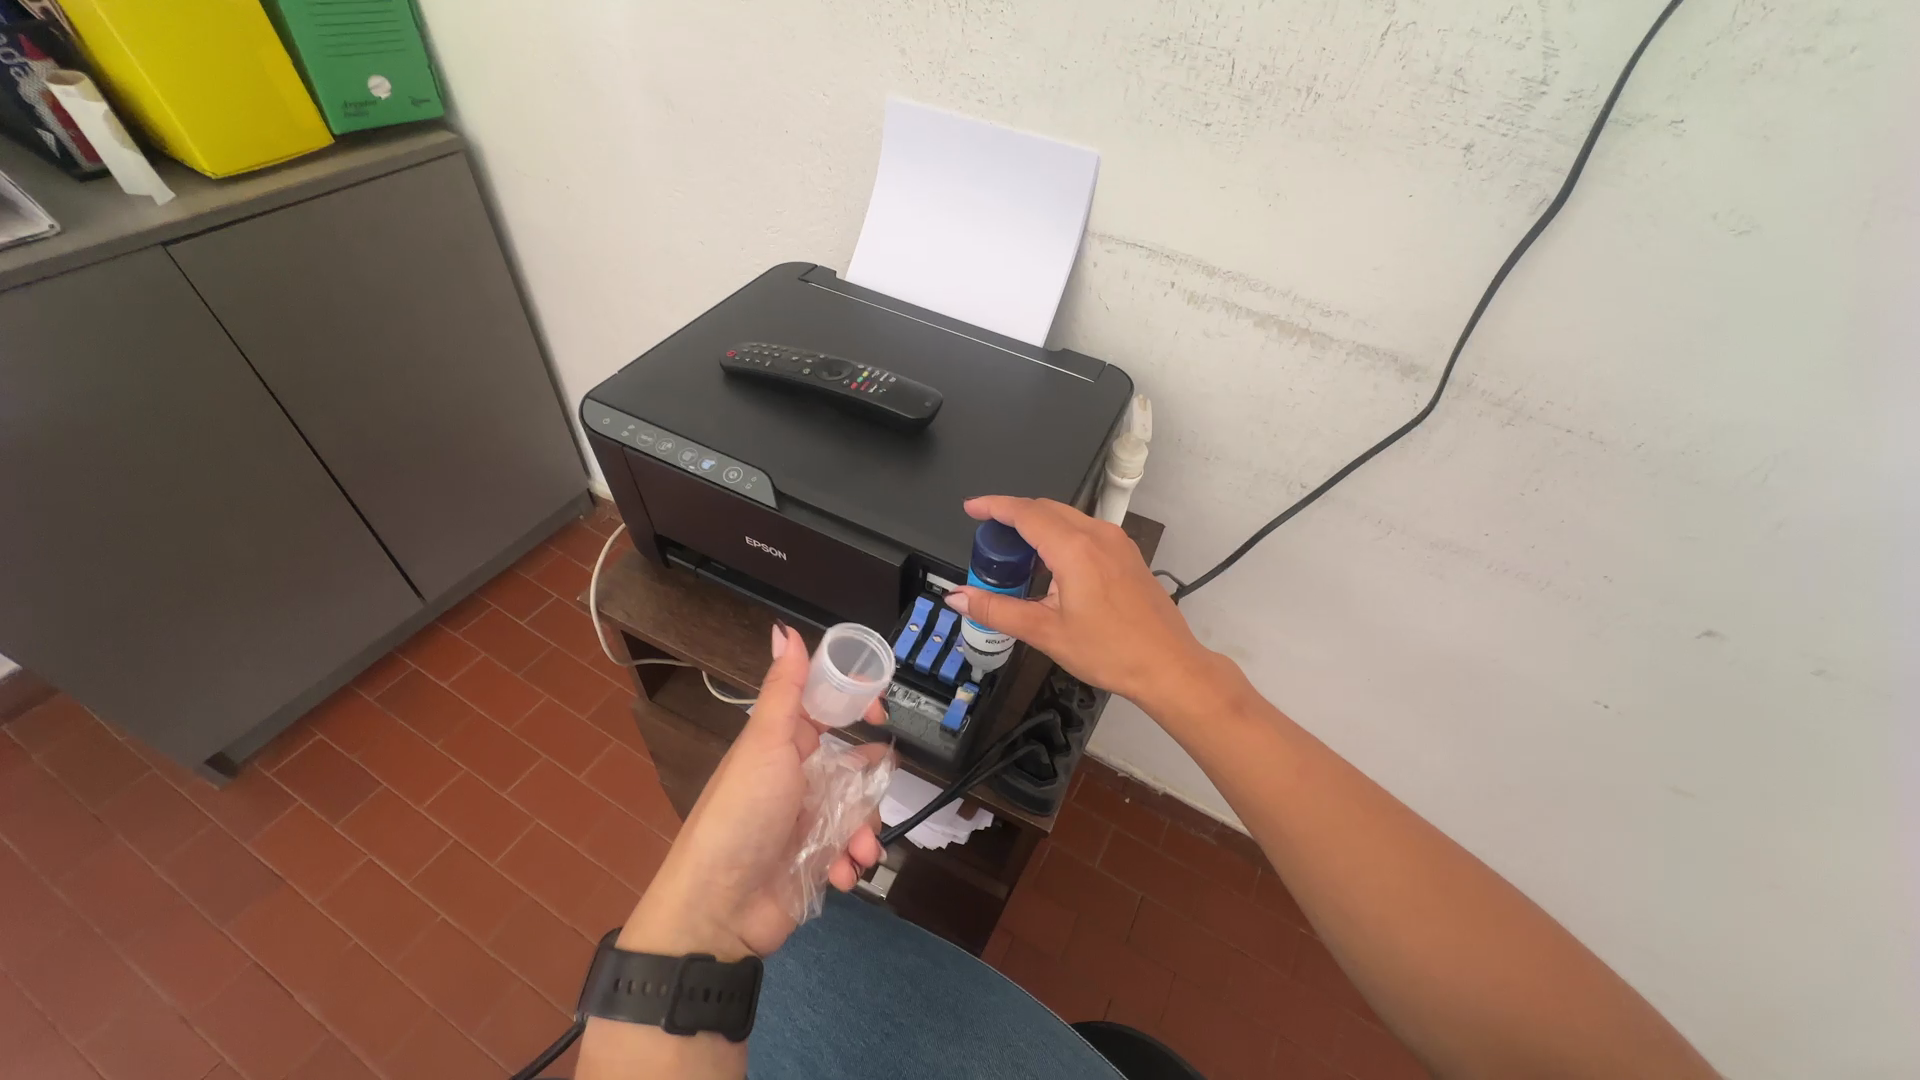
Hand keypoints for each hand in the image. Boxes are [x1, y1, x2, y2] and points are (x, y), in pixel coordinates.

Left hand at [620, 623, 885, 959]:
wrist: (717, 908)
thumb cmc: (743, 814)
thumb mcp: (765, 744)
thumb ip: (784, 689)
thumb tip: (783, 628)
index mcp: (782, 745)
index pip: (826, 710)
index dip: (855, 706)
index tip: (881, 713)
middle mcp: (795, 779)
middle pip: (853, 765)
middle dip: (871, 783)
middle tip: (877, 792)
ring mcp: (804, 823)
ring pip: (857, 810)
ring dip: (864, 829)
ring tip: (857, 850)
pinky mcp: (811, 863)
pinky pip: (847, 851)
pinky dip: (851, 862)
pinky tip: (843, 874)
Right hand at [942, 496, 1214, 713]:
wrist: (1168, 666)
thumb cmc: (1110, 652)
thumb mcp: (1045, 633)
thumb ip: (996, 610)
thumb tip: (958, 598)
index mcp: (1074, 549)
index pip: (1025, 512)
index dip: (994, 506)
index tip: (971, 508)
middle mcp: (1098, 535)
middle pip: (1046, 509)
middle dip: (1013, 516)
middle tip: (988, 537)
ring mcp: (1117, 543)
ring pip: (1068, 518)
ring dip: (1038, 526)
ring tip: (1015, 553)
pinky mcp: (1127, 555)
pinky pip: (1086, 531)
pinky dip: (1060, 536)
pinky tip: (1051, 565)